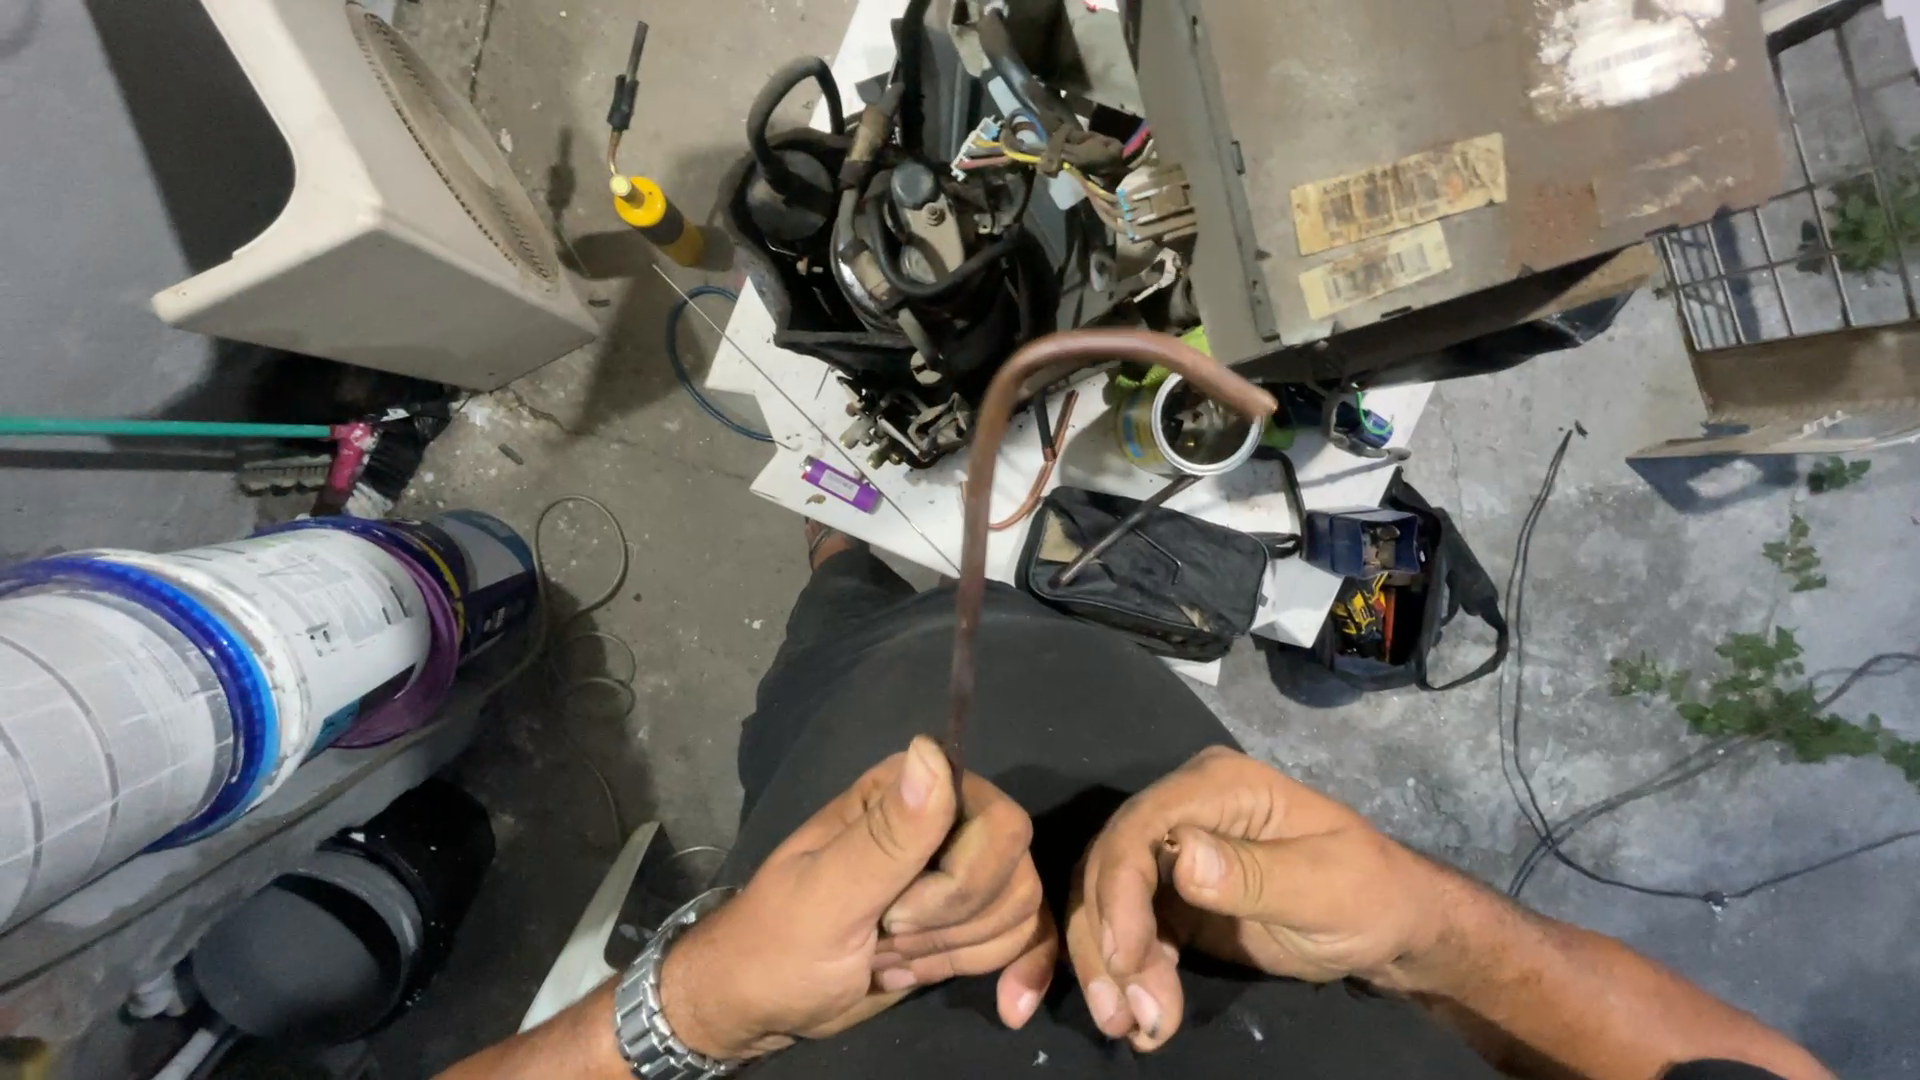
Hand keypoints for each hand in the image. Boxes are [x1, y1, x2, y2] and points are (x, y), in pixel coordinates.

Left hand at [661, 736, 1056, 1060]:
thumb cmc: (780, 942)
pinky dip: (1018, 969)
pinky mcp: (967, 915)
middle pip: (1014, 868)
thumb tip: (931, 750)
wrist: (767, 1003)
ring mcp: (961, 867)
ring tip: (894, 955)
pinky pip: (1026, 932)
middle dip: (955, 923)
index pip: (997, 820)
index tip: (897, 915)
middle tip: (887, 936)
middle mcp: (947, 817)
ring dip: (959, 951)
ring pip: (1020, 904)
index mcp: (908, 790)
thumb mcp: (826, 893)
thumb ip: (887, 833)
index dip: (961, 881)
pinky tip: (1007, 1003)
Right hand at [1066, 747, 1448, 1050]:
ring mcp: (1170, 850)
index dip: (1121, 886)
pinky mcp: (1169, 895)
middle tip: (1127, 1010)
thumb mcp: (1328, 884)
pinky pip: (1124, 924)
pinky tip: (1141, 1013)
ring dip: (1104, 956)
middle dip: (1107, 932)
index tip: (1125, 958)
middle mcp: (1181, 808)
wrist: (1387, 927)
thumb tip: (1181, 859)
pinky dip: (1121, 968)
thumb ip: (1256, 873)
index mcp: (1217, 785)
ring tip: (1129, 1021)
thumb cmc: (1370, 894)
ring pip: (1104, 892)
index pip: (1143, 822)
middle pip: (1110, 858)